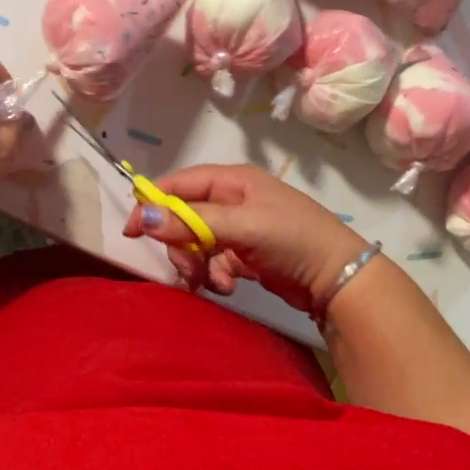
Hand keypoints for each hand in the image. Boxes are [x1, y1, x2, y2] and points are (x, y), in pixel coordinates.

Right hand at [123, 163, 368, 312]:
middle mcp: (232, 201)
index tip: (132, 232)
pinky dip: (215, 277)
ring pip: (195, 246)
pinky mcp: (244, 255)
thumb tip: (142, 217)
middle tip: (189, 271)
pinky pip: (213, 263)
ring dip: (198, 267)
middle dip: (181, 248)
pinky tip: (229, 288)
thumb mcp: (242, 227)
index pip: (179, 185)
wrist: (337, 278)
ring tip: (214, 284)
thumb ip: (192, 222)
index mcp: (232, 181)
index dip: (153, 205)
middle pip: (183, 219)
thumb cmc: (293, 240)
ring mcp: (238, 229)